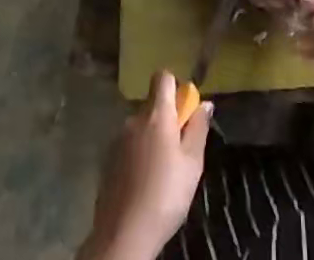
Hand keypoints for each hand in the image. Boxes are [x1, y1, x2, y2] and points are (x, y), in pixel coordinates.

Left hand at [79, 71, 211, 259]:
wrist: (123, 235)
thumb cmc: (166, 195)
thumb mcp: (193, 163)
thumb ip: (199, 128)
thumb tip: (205, 103)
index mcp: (157, 115)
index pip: (162, 77)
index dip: (176, 86)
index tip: (185, 109)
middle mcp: (133, 120)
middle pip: (152, 105)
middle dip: (167, 118)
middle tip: (180, 148)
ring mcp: (117, 141)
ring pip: (141, 127)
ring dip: (153, 137)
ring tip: (164, 170)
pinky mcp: (108, 161)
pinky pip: (128, 146)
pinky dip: (139, 154)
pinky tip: (145, 181)